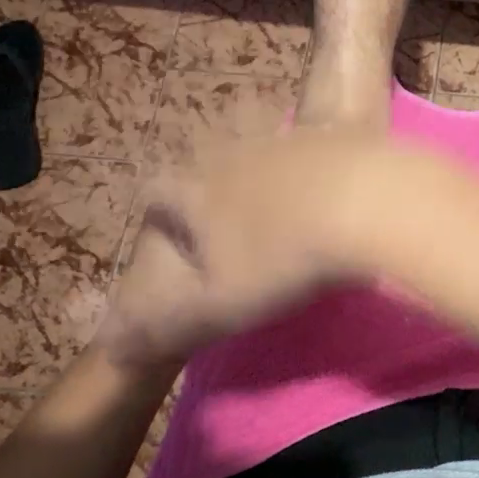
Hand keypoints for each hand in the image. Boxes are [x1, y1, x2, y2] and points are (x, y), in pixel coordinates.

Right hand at [102, 126, 411, 363]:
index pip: (158, 192)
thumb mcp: (218, 305)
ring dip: (264, 168)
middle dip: (210, 185)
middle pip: (207, 162)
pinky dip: (316, 159)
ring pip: (260, 146)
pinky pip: (315, 141)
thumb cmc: (284, 258)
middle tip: (227, 214)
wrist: (368, 201)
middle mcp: (234, 155)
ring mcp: (287, 138)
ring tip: (281, 197)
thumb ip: (162, 325)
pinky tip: (332, 178)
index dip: (159, 212)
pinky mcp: (336, 132)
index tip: (167, 229)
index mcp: (197, 192)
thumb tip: (111, 345)